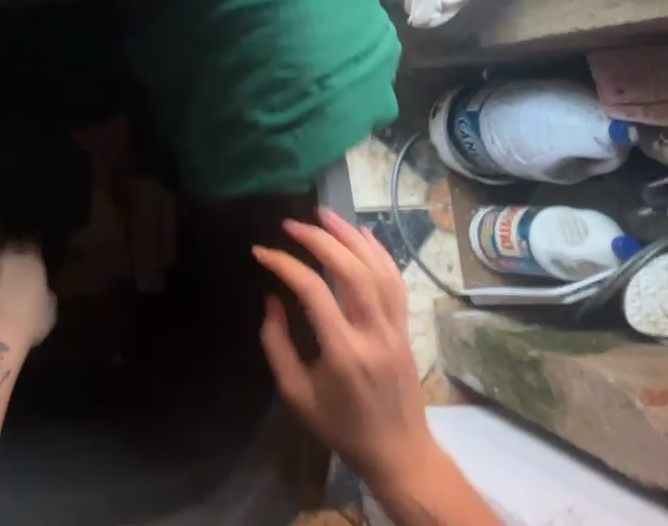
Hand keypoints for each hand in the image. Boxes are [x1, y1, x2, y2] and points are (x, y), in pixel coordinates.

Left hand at [0, 244, 56, 346]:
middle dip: (12, 252)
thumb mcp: (49, 312)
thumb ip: (45, 295)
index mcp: (32, 262)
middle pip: (11, 245)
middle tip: (14, 264)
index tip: (32, 259)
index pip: (33, 247)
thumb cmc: (29, 324)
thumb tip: (42, 291)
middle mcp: (9, 256)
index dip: (32, 253)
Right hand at [253, 208, 435, 492]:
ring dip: (351, 237)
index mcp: (343, 352)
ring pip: (379, 270)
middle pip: (352, 271)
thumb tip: (272, 299)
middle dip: (320, 240)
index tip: (260, 252)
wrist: (399, 453)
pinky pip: (395, 281)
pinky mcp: (406, 329)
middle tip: (291, 224)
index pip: (313, 292)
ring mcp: (395, 329)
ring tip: (325, 214)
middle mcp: (373, 334)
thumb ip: (276, 344)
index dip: (284, 264)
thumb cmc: (341, 426)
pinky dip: (379, 253)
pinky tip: (362, 234)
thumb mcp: (295, 393)